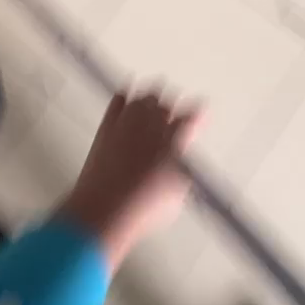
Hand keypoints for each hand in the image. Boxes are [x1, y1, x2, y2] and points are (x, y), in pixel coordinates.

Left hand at [55, 87, 205, 267]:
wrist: (105, 207)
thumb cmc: (143, 207)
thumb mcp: (176, 194)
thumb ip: (183, 171)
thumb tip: (181, 162)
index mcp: (175, 139)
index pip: (191, 116)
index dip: (197, 114)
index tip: (199, 114)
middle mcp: (152, 124)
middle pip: (167, 103)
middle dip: (172, 108)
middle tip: (172, 114)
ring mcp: (128, 120)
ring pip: (144, 97)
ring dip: (151, 100)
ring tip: (152, 103)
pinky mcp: (107, 123)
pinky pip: (118, 100)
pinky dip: (124, 98)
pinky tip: (126, 100)